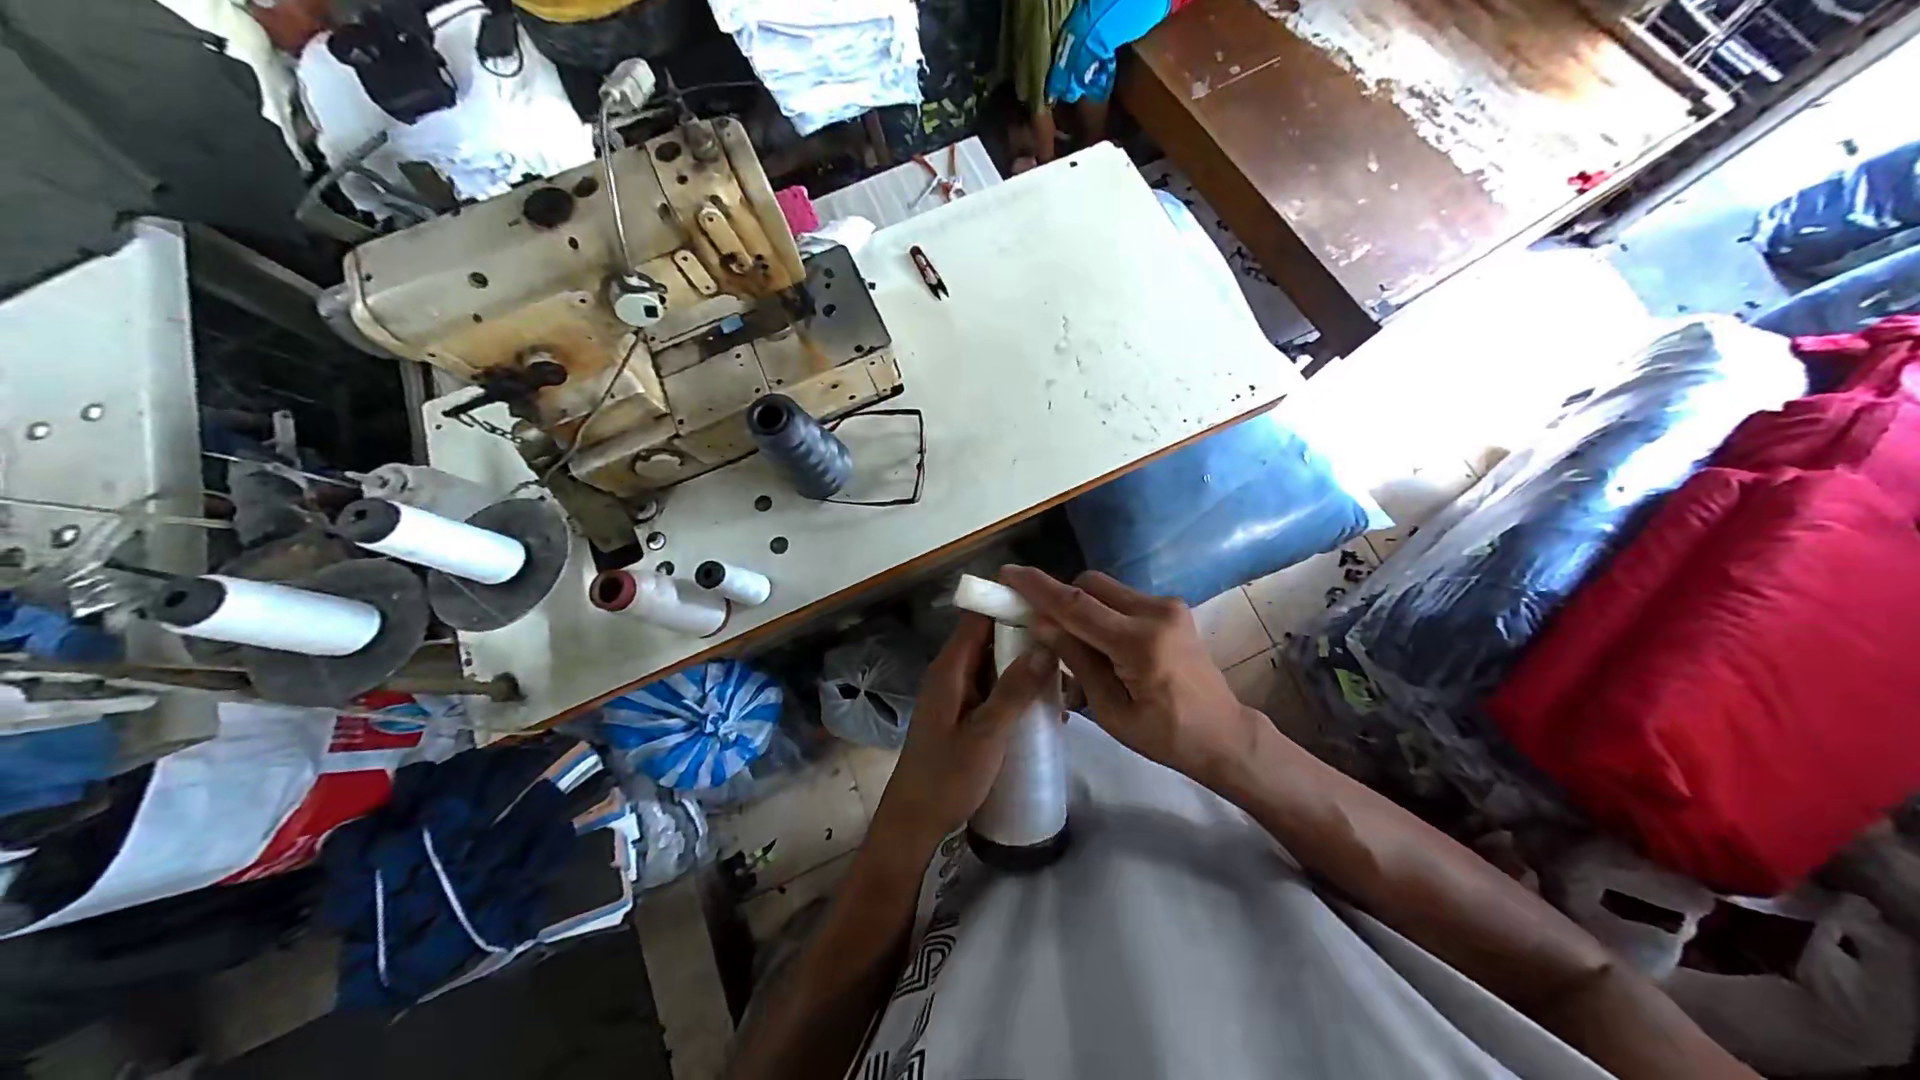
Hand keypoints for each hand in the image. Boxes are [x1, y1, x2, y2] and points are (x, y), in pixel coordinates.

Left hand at [871, 613, 1055, 851]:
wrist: (915, 822)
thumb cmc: (947, 777)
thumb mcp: (987, 733)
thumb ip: (1015, 690)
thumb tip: (1047, 646)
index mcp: (949, 669)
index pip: (978, 617)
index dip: (1011, 605)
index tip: (1053, 607)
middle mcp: (952, 674)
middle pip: (991, 639)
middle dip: (1028, 639)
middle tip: (1072, 646)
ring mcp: (958, 695)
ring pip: (996, 666)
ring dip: (1027, 669)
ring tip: (1069, 678)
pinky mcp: (965, 716)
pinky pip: (995, 691)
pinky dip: (1019, 692)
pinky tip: (1051, 708)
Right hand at [1001, 566, 1262, 787]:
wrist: (1222, 733)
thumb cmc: (1164, 735)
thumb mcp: (1110, 709)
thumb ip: (1076, 659)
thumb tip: (1040, 622)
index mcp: (1139, 644)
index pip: (1076, 605)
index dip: (1037, 588)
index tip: (1006, 573)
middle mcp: (1156, 612)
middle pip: (1090, 585)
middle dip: (1059, 598)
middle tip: (1038, 623)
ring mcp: (1168, 606)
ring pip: (1105, 588)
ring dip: (1081, 606)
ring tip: (1073, 641)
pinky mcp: (1172, 607)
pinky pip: (1121, 598)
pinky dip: (1101, 611)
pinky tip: (1100, 642)